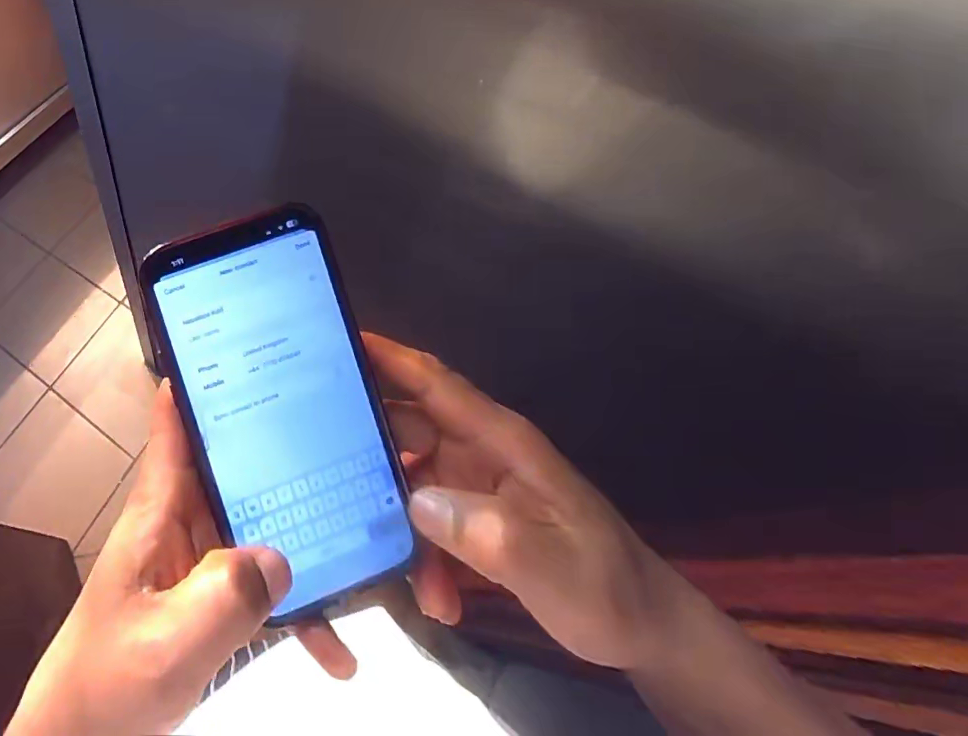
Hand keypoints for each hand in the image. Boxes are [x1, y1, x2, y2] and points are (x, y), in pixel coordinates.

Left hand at [7, 381, 349, 735]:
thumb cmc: (111, 680)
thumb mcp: (168, 643)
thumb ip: (223, 599)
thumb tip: (280, 558)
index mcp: (158, 512)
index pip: (174, 429)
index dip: (198, 387)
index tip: (242, 356)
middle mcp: (180, 523)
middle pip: (232, 470)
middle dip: (279, 456)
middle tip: (341, 441)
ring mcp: (197, 562)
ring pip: (255, 527)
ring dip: (301, 538)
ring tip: (360, 541)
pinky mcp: (208, 599)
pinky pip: (259, 588)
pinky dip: (294, 611)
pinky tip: (336, 645)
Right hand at [365, 332, 691, 670]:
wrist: (646, 631)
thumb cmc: (606, 586)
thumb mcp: (550, 566)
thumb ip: (484, 532)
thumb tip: (415, 502)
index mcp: (499, 439)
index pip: (434, 383)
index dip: (387, 356)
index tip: (339, 336)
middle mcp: (477, 449)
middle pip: (405, 426)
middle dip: (367, 447)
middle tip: (321, 462)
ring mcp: (470, 481)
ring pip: (407, 480)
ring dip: (399, 524)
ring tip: (413, 579)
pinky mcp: (467, 513)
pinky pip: (423, 518)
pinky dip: (421, 554)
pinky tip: (439, 598)